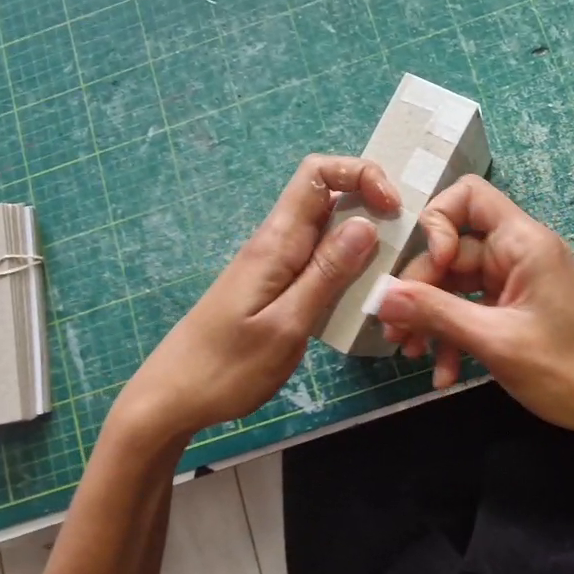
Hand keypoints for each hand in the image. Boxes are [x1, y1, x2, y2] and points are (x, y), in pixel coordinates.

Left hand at [121, 155, 399, 436]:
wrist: (170, 400)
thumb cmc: (226, 368)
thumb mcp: (286, 325)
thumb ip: (327, 275)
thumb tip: (366, 224)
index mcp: (277, 242)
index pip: (318, 173)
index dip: (361, 174)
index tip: (393, 209)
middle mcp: (276, 243)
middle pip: (329, 197)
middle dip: (372, 208)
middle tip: (403, 247)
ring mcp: (275, 265)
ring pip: (327, 232)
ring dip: (363, 243)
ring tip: (389, 277)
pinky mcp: (275, 288)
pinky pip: (319, 262)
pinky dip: (347, 269)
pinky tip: (360, 299)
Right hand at [373, 176, 573, 442]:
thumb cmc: (567, 371)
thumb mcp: (495, 342)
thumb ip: (435, 313)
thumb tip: (381, 295)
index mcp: (525, 243)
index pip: (469, 196)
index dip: (437, 223)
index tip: (428, 268)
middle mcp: (520, 253)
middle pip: (453, 249)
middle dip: (421, 289)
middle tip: (394, 330)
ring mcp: (518, 281)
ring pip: (457, 284)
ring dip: (432, 318)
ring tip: (412, 355)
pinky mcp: (516, 308)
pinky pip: (472, 309)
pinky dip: (454, 335)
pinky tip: (444, 374)